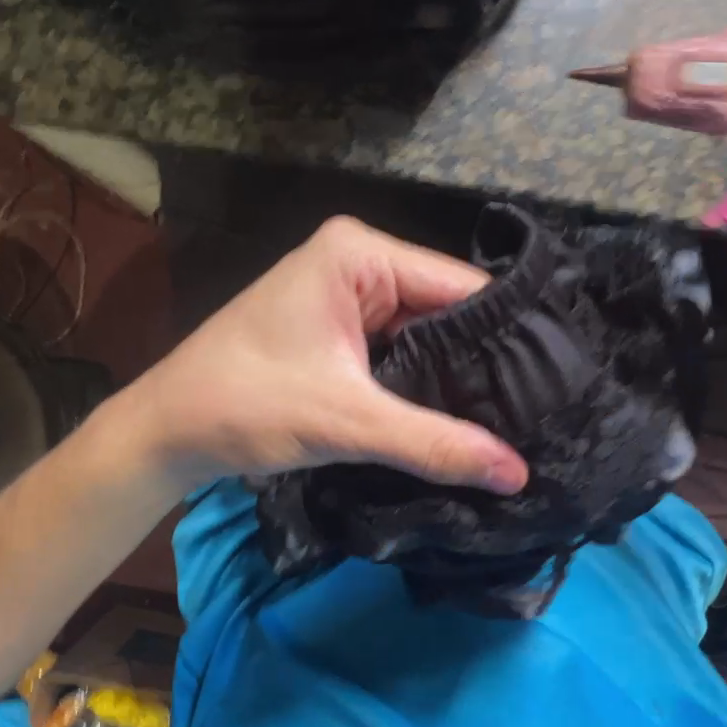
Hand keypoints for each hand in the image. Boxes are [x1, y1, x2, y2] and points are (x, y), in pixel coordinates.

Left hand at [120, 217, 530, 493]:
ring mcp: (348, 299)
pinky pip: (400, 356)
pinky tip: (464, 423)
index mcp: (360, 254)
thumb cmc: (245, 405)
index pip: (462, 286)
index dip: (510, 335)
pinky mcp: (339, 334)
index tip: (559, 384)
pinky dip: (424, 388)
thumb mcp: (346, 420)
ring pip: (425, 338)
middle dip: (486, 363)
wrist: (167, 432)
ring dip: (457, 380)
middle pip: (447, 312)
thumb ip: (433, 443)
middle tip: (545, 414)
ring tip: (520, 424)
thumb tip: (518, 473)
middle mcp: (359, 264)